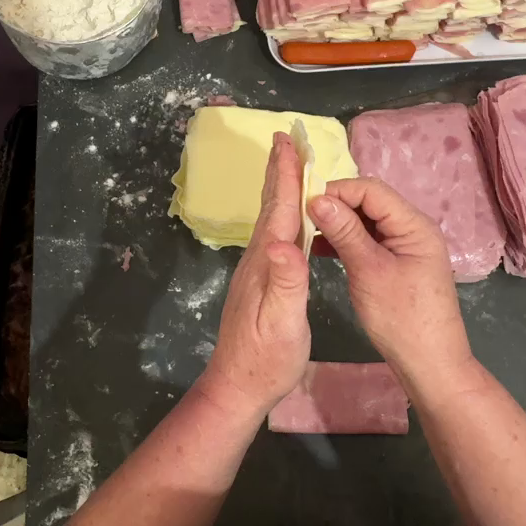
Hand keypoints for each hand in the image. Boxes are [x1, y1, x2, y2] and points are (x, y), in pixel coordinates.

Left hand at [198, 133, 310, 421]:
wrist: (237, 386)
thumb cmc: (266, 359)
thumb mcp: (282, 324)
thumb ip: (286, 284)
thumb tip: (284, 243)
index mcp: (267, 262)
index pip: (279, 210)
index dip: (285, 175)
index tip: (288, 142)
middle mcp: (259, 258)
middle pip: (270, 206)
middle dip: (278, 171)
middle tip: (284, 139)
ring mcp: (257, 270)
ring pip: (270, 218)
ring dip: (278, 188)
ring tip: (287, 167)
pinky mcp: (260, 281)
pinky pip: (274, 234)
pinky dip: (281, 213)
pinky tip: (287, 218)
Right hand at [308, 178, 473, 385]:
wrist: (430, 365)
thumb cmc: (401, 319)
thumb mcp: (368, 271)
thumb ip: (344, 232)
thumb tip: (317, 199)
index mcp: (414, 225)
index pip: (371, 190)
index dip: (337, 190)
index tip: (303, 201)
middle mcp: (412, 228)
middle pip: (369, 202)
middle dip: (335, 204)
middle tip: (300, 214)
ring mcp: (405, 246)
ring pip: (366, 221)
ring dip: (338, 223)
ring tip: (305, 229)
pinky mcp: (396, 262)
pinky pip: (368, 240)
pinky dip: (345, 240)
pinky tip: (320, 247)